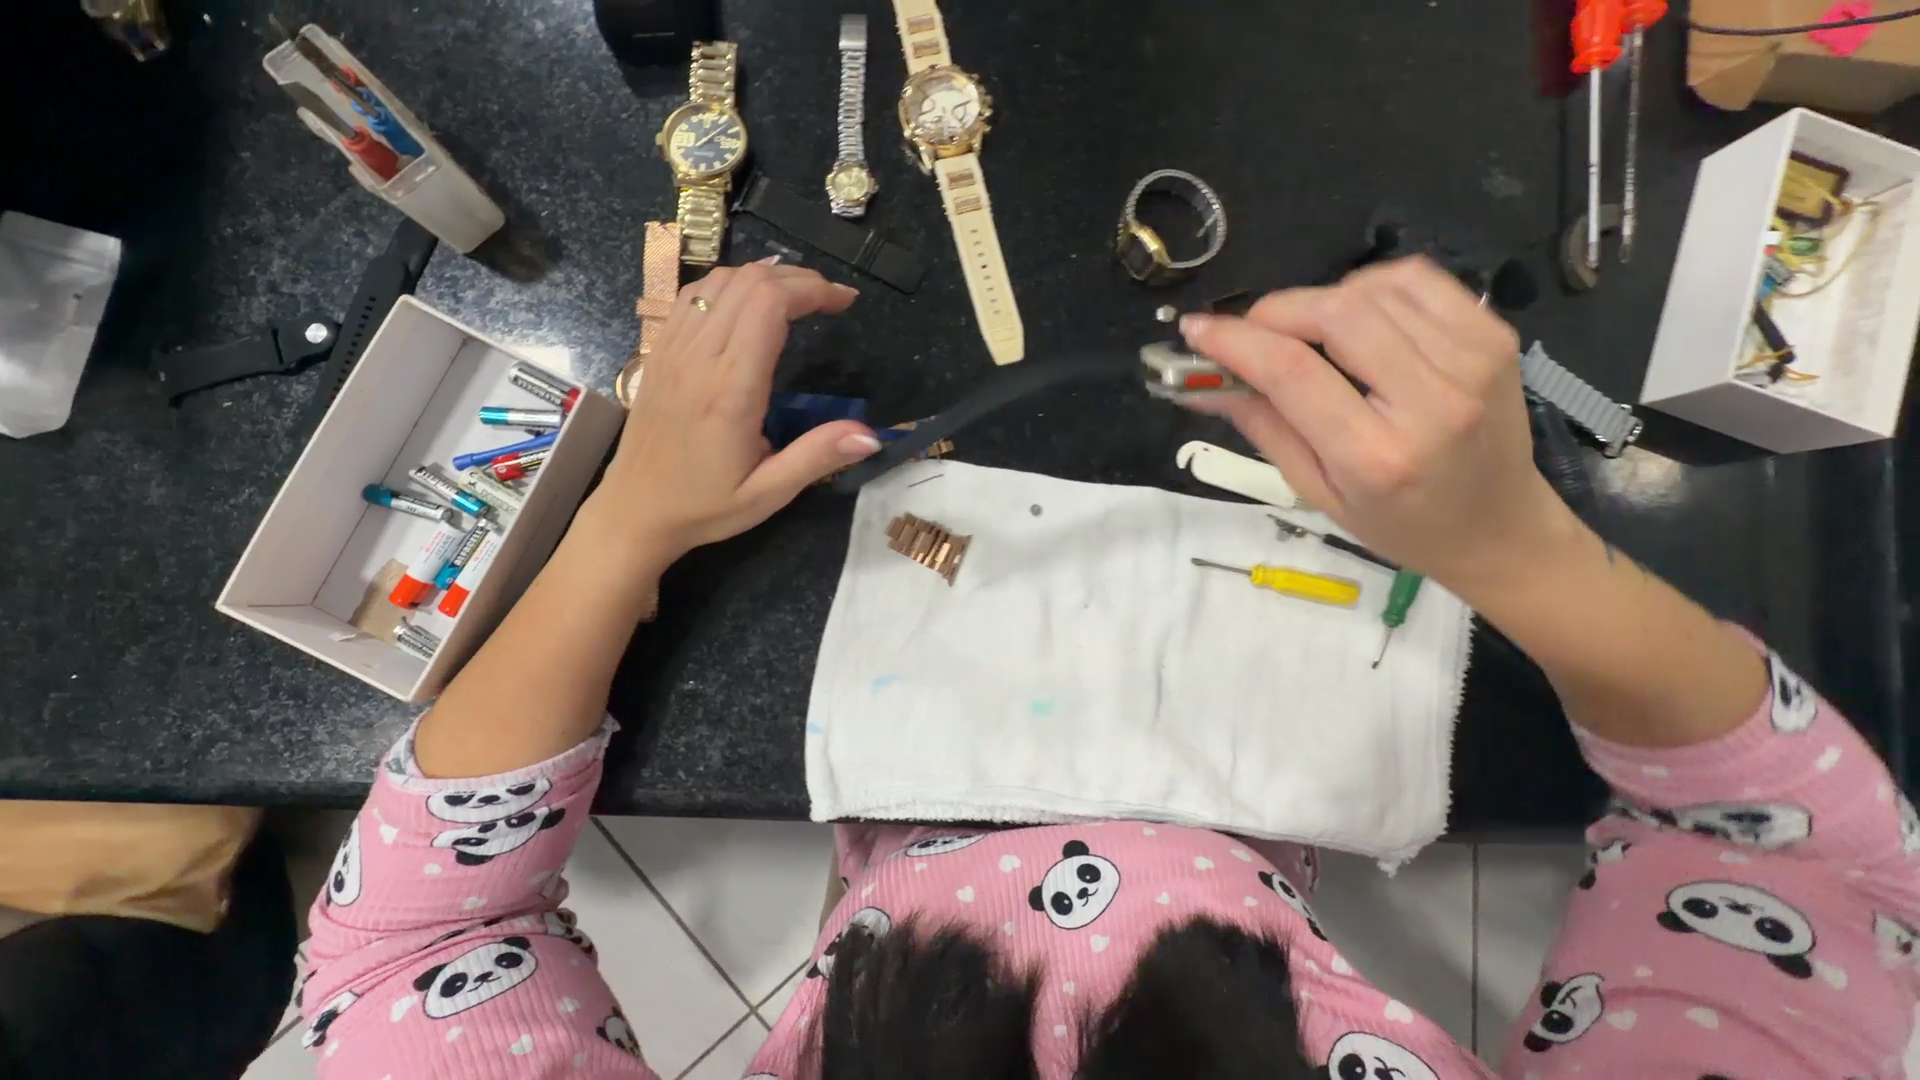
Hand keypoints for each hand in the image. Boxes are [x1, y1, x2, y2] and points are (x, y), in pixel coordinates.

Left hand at [591, 261, 880, 566]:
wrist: (634, 512)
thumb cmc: (705, 506)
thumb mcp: (768, 494)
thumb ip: (818, 458)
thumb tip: (870, 436)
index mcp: (730, 390)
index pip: (769, 303)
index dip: (812, 289)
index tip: (844, 302)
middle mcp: (698, 358)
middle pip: (748, 282)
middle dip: (797, 279)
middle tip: (830, 300)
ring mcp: (672, 350)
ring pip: (719, 281)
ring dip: (763, 278)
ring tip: (797, 297)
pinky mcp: (659, 353)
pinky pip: (692, 296)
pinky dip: (729, 286)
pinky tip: (749, 304)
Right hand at [1179, 257, 1573, 588]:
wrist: (1497, 527)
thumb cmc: (1397, 523)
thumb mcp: (1317, 492)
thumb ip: (1263, 427)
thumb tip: (1202, 383)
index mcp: (1377, 457)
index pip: (1292, 373)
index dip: (1235, 342)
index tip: (1196, 331)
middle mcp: (1431, 402)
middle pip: (1336, 315)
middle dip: (1275, 311)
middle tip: (1250, 331)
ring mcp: (1472, 361)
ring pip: (1372, 289)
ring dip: (1319, 300)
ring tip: (1305, 333)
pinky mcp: (1493, 335)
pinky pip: (1414, 279)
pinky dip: (1368, 287)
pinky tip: (1355, 317)